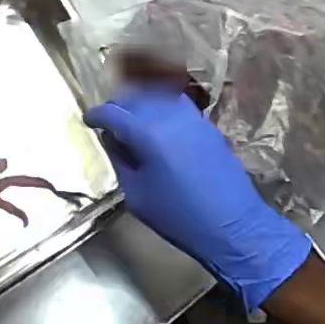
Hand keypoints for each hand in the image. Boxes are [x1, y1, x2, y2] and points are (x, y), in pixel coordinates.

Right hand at [85, 85, 312, 310]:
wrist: (235, 229)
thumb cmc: (179, 217)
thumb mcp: (136, 195)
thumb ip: (119, 160)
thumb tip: (112, 140)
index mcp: (146, 134)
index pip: (112, 112)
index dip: (96, 115)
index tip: (89, 121)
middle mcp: (168, 117)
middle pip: (133, 98)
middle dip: (117, 107)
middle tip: (110, 124)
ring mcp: (191, 118)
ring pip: (156, 95)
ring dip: (140, 102)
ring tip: (133, 119)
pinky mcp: (207, 126)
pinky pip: (177, 103)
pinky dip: (162, 105)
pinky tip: (159, 122)